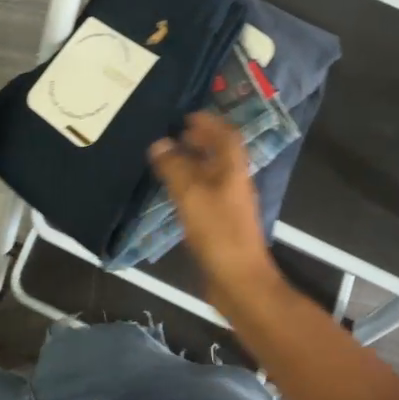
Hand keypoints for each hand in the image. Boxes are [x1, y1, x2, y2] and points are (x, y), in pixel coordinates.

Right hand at [149, 112, 282, 303]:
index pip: (227, 135)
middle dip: (200, 141)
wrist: (239, 283)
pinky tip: (174, 194)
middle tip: (175, 136)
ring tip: (168, 161)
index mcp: (233, 169)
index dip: (209, 122)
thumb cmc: (218, 232)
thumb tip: (159, 143)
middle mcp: (235, 182)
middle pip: (221, 153)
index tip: (187, 117)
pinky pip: (206, 194)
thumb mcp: (191, 195)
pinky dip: (191, 186)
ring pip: (212, 174)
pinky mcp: (222, 225)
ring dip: (194, 163)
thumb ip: (174, 167)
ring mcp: (230, 205)